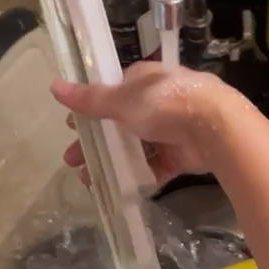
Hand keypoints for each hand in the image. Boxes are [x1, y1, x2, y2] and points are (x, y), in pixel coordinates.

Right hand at [51, 62, 240, 184]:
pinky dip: (137, 176)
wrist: (214, 128)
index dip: (90, 111)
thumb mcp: (121, 101)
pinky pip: (155, 166)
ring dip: (111, 163)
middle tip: (73, 160)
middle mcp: (156, 102)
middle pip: (119, 124)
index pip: (110, 93)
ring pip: (134, 148)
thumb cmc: (164, 104)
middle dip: (95, 143)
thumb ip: (89, 99)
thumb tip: (54, 86)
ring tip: (90, 180)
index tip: (72, 127)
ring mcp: (170, 129)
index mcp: (142, 80)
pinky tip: (118, 188)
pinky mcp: (181, 154)